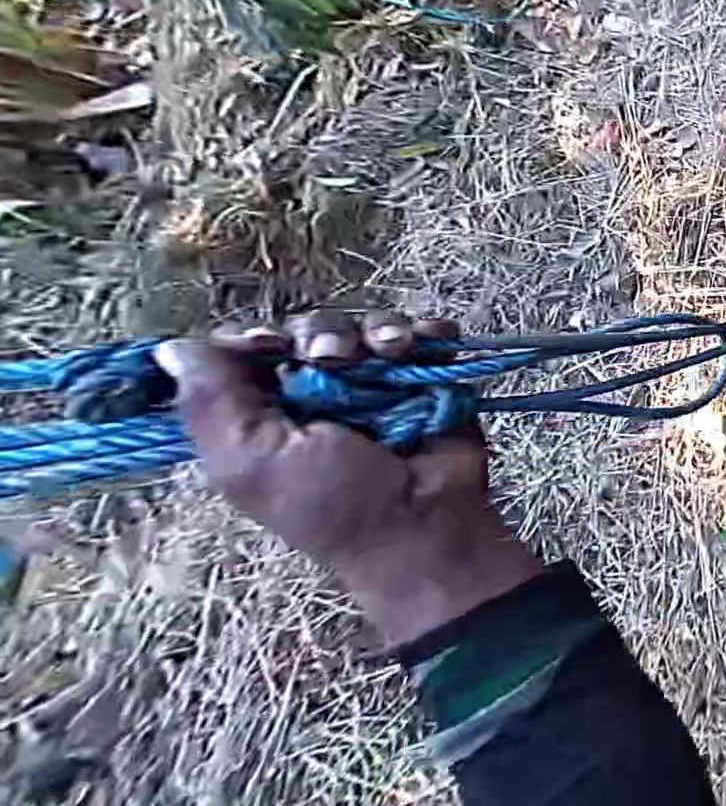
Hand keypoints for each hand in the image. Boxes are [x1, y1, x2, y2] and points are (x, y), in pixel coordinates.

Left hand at [156, 312, 541, 643]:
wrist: (423, 517)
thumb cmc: (331, 501)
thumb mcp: (253, 459)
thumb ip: (213, 404)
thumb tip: (171, 349)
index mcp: (268, 411)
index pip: (251, 352)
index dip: (258, 338)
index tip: (272, 345)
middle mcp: (326, 390)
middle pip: (317, 331)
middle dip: (328, 336)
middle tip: (338, 360)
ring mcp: (385, 384)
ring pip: (376, 327)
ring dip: (384, 331)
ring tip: (396, 349)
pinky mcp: (434, 380)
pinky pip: (432, 337)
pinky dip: (432, 331)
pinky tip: (430, 339)